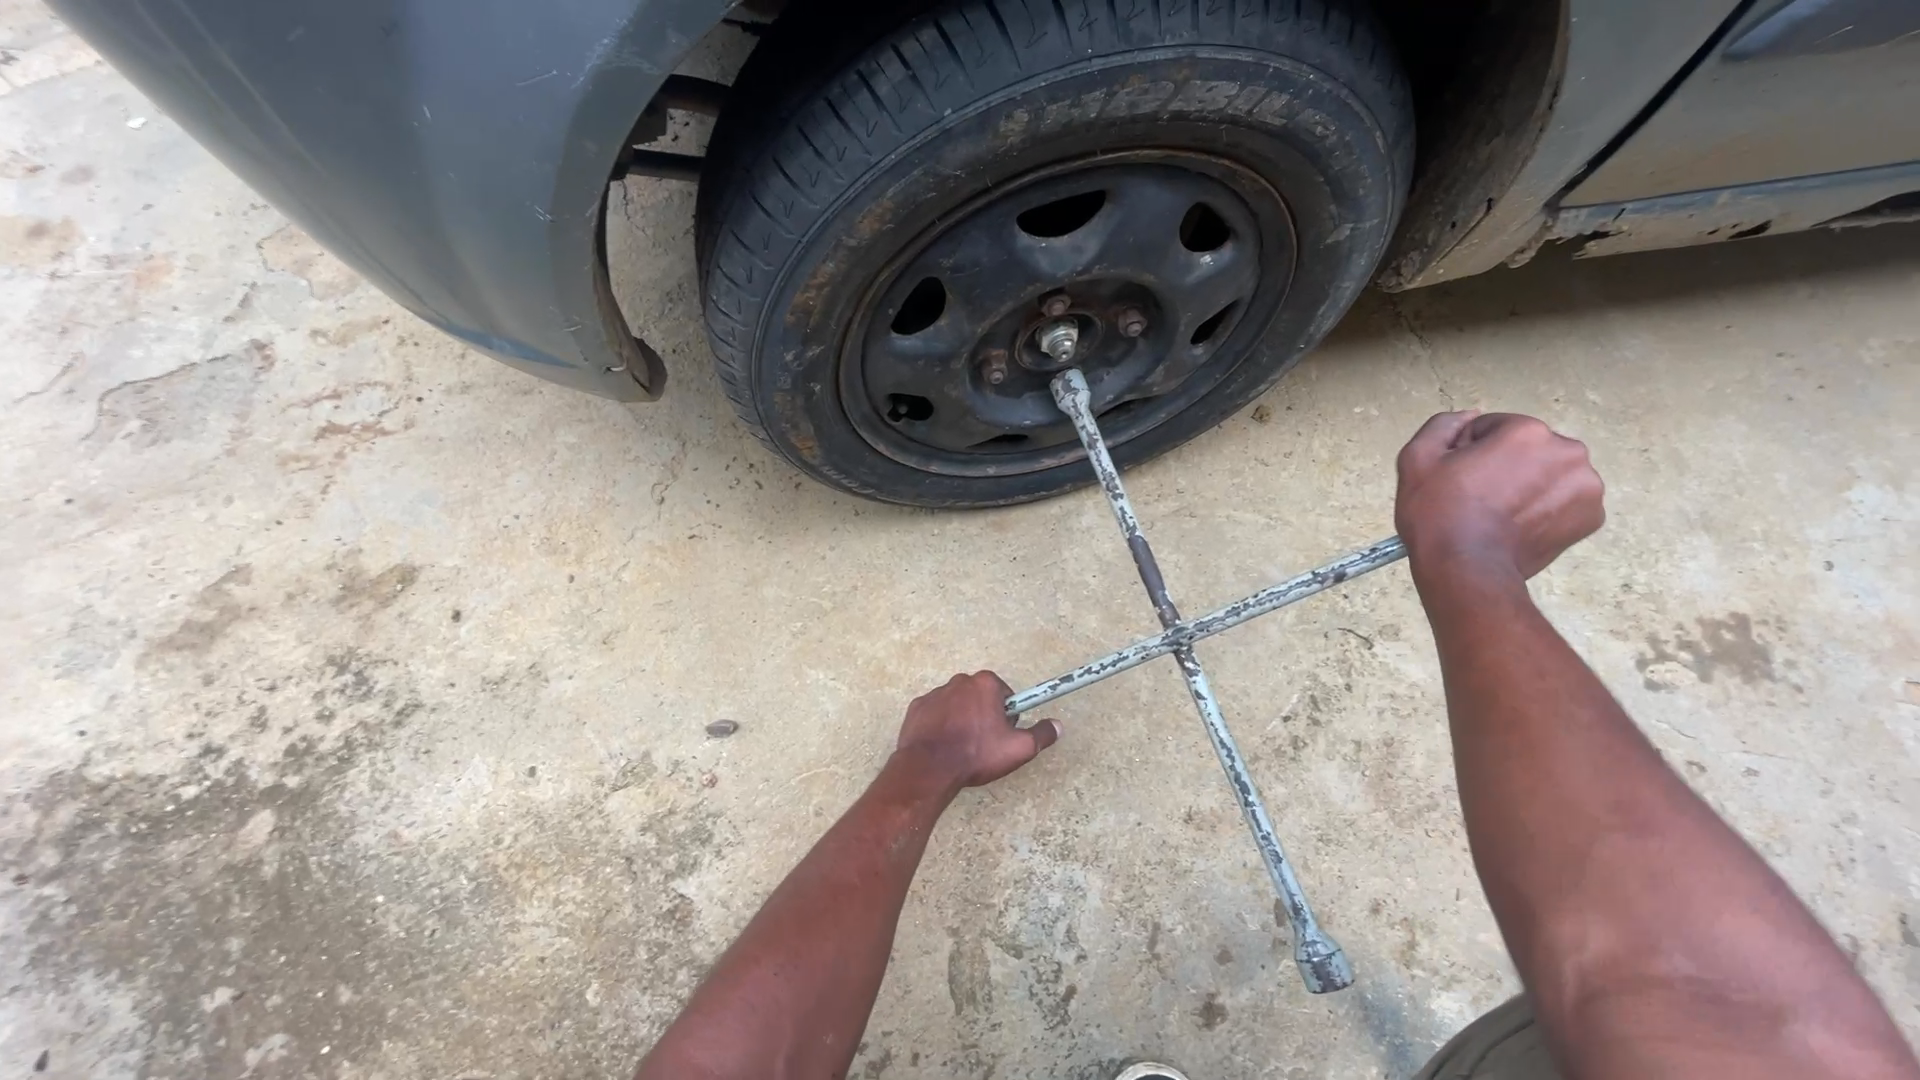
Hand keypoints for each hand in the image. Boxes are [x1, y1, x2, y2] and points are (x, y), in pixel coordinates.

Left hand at [894, 672, 1060, 793]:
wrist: (929, 768)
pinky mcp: (916, 707)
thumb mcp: (1019, 749)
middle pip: (980, 697)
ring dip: (961, 720)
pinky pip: (935, 714)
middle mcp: (959, 681)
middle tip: (984, 744)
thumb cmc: (976, 754)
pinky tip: (942, 746)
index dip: (1008, 717)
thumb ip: (1041, 735)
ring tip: (961, 748)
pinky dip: (940, 726)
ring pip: (957, 705)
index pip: (1006, 695)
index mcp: (985, 684)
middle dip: (984, 716)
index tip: (1002, 735)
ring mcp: (935, 693)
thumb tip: (1057, 726)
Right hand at [1395, 411, 1604, 581]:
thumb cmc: (1437, 512)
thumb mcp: (1417, 458)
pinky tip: (1518, 526)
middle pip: (1525, 448)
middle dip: (1502, 465)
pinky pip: (1563, 501)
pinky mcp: (1592, 517)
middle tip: (1476, 496)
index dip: (1466, 450)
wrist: (1465, 568)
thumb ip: (1443, 425)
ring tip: (1497, 514)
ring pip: (1546, 473)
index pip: (1490, 427)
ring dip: (1525, 485)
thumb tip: (1470, 417)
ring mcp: (1586, 486)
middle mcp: (1567, 451)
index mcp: (1526, 432)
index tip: (1455, 477)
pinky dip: (1543, 509)